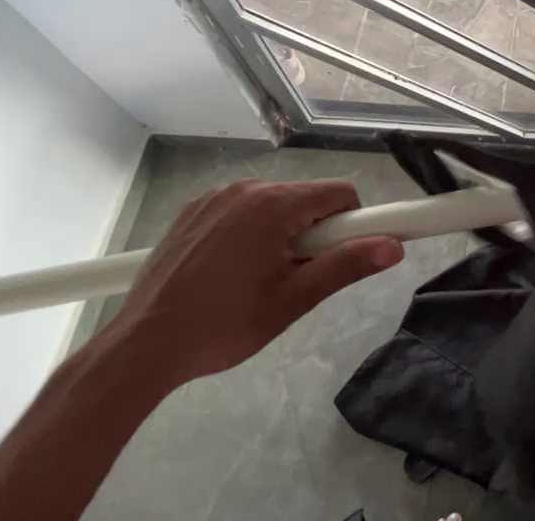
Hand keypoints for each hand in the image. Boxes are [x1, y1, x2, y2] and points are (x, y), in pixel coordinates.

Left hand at [103, 178, 403, 385]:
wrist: (142, 346)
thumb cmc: (224, 326)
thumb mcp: (293, 301)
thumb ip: (346, 266)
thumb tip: (393, 246)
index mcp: (273, 205)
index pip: (340, 192)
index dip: (353, 223)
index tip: (342, 256)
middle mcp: (246, 189)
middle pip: (307, 197)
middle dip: (314, 232)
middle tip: (294, 278)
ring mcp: (215, 197)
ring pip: (275, 203)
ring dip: (282, 231)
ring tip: (258, 279)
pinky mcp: (193, 210)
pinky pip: (242, 208)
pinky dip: (250, 230)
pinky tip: (230, 270)